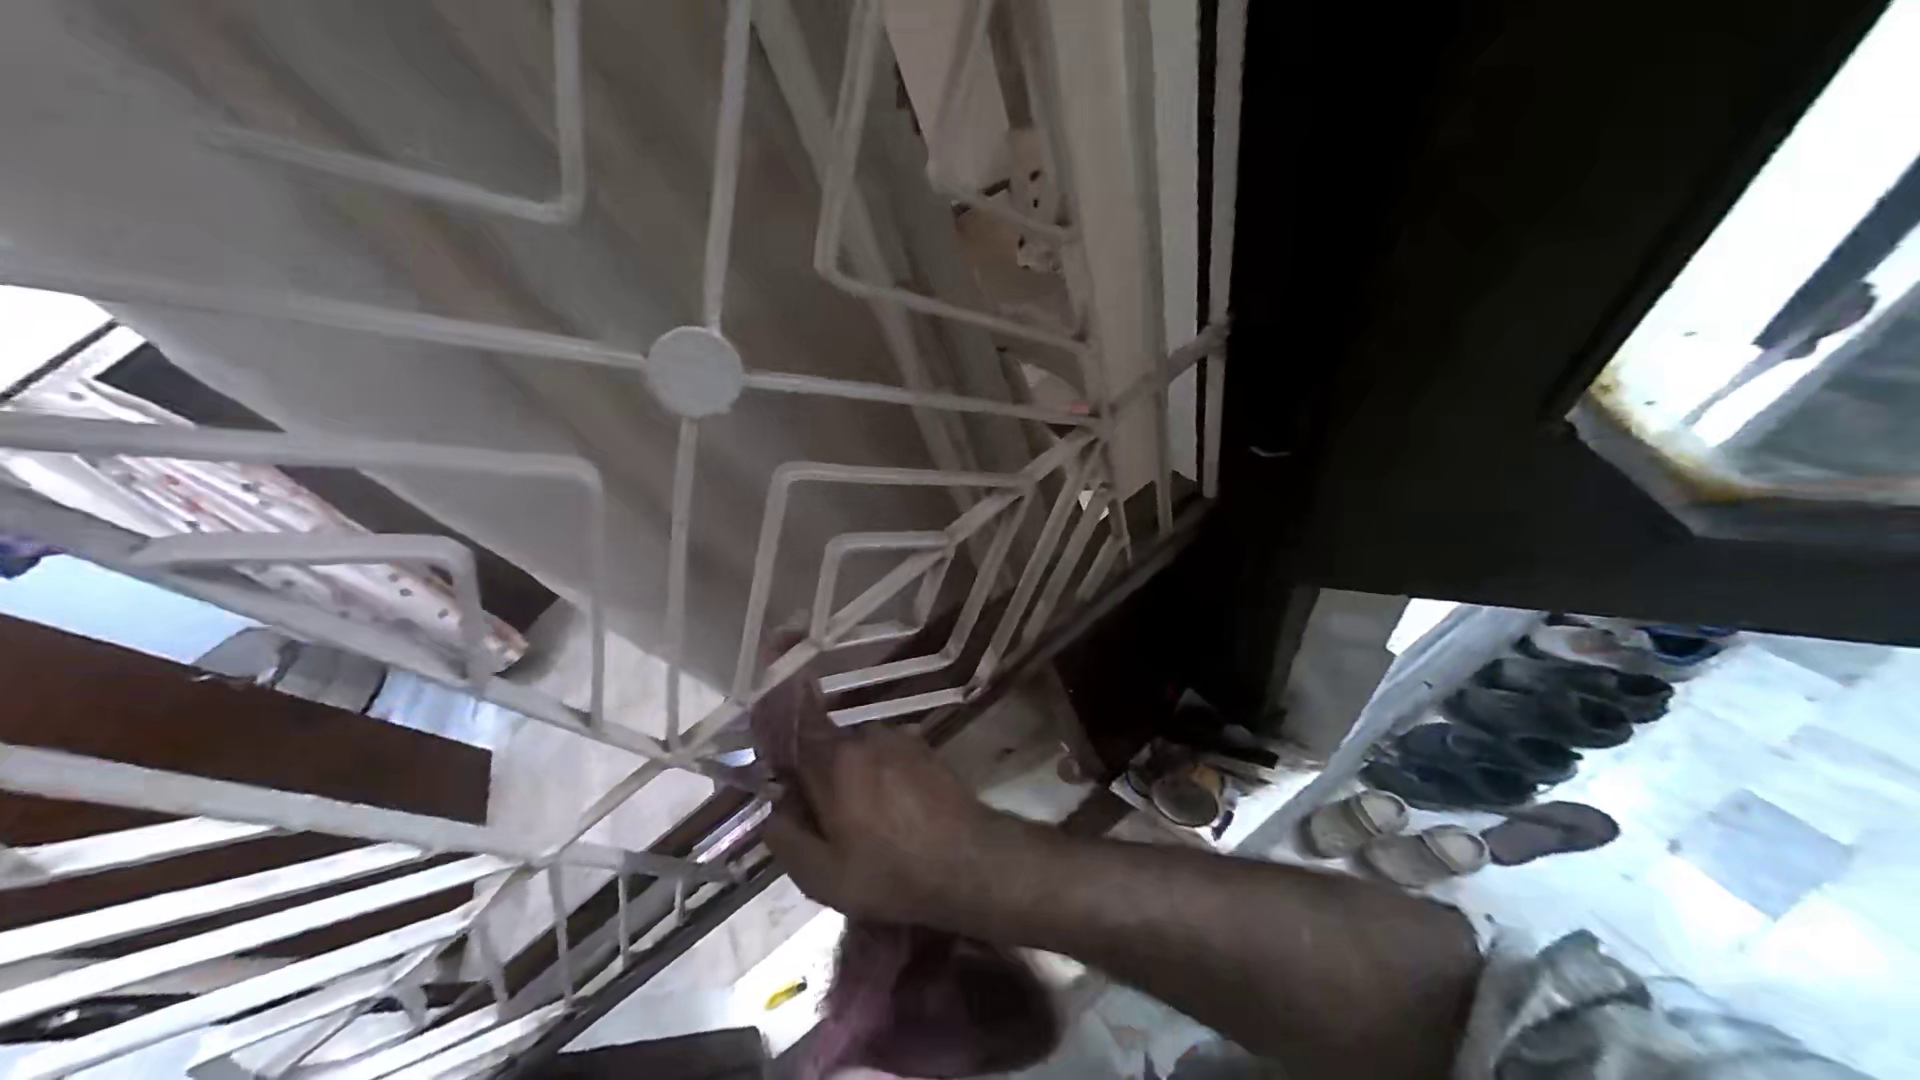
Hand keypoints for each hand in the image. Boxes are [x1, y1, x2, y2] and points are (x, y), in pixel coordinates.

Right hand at [755, 686, 1016, 927]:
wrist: (970, 863)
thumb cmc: (890, 873)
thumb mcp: (821, 875)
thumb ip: (784, 837)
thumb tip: (775, 809)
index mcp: (834, 760)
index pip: (793, 730)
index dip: (782, 747)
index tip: (782, 777)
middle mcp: (866, 736)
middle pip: (828, 747)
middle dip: (821, 776)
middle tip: (828, 820)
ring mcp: (901, 739)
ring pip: (860, 752)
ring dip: (855, 776)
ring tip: (869, 821)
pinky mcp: (927, 749)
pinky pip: (889, 756)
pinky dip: (884, 776)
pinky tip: (897, 813)